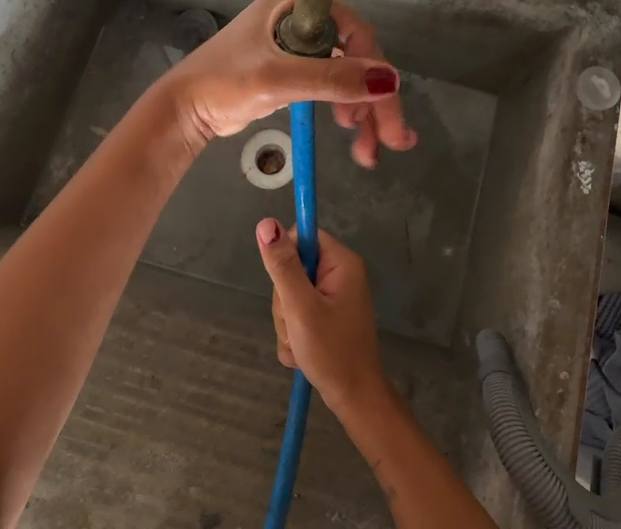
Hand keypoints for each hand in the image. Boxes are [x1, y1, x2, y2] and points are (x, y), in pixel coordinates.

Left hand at [159, 0, 416, 166]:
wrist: (184, 109)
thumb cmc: (222, 84)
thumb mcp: (277, 80)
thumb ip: (332, 80)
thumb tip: (390, 81)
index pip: (356, 31)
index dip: (375, 69)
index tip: (386, 105)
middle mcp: (306, 12)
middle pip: (358, 55)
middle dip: (375, 100)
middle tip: (391, 140)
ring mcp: (302, 40)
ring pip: (350, 73)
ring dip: (365, 110)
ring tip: (368, 152)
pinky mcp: (296, 66)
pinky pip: (334, 84)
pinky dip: (348, 109)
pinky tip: (357, 136)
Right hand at [256, 220, 387, 408]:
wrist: (354, 398)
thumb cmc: (332, 351)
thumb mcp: (301, 307)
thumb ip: (283, 266)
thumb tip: (266, 223)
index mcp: (341, 263)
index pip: (302, 238)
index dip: (286, 260)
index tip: (286, 288)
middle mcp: (339, 274)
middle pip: (293, 269)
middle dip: (285, 301)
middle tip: (297, 324)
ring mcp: (333, 296)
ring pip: (291, 295)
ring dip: (287, 322)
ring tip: (301, 342)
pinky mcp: (326, 316)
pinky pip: (297, 314)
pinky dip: (294, 334)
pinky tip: (302, 352)